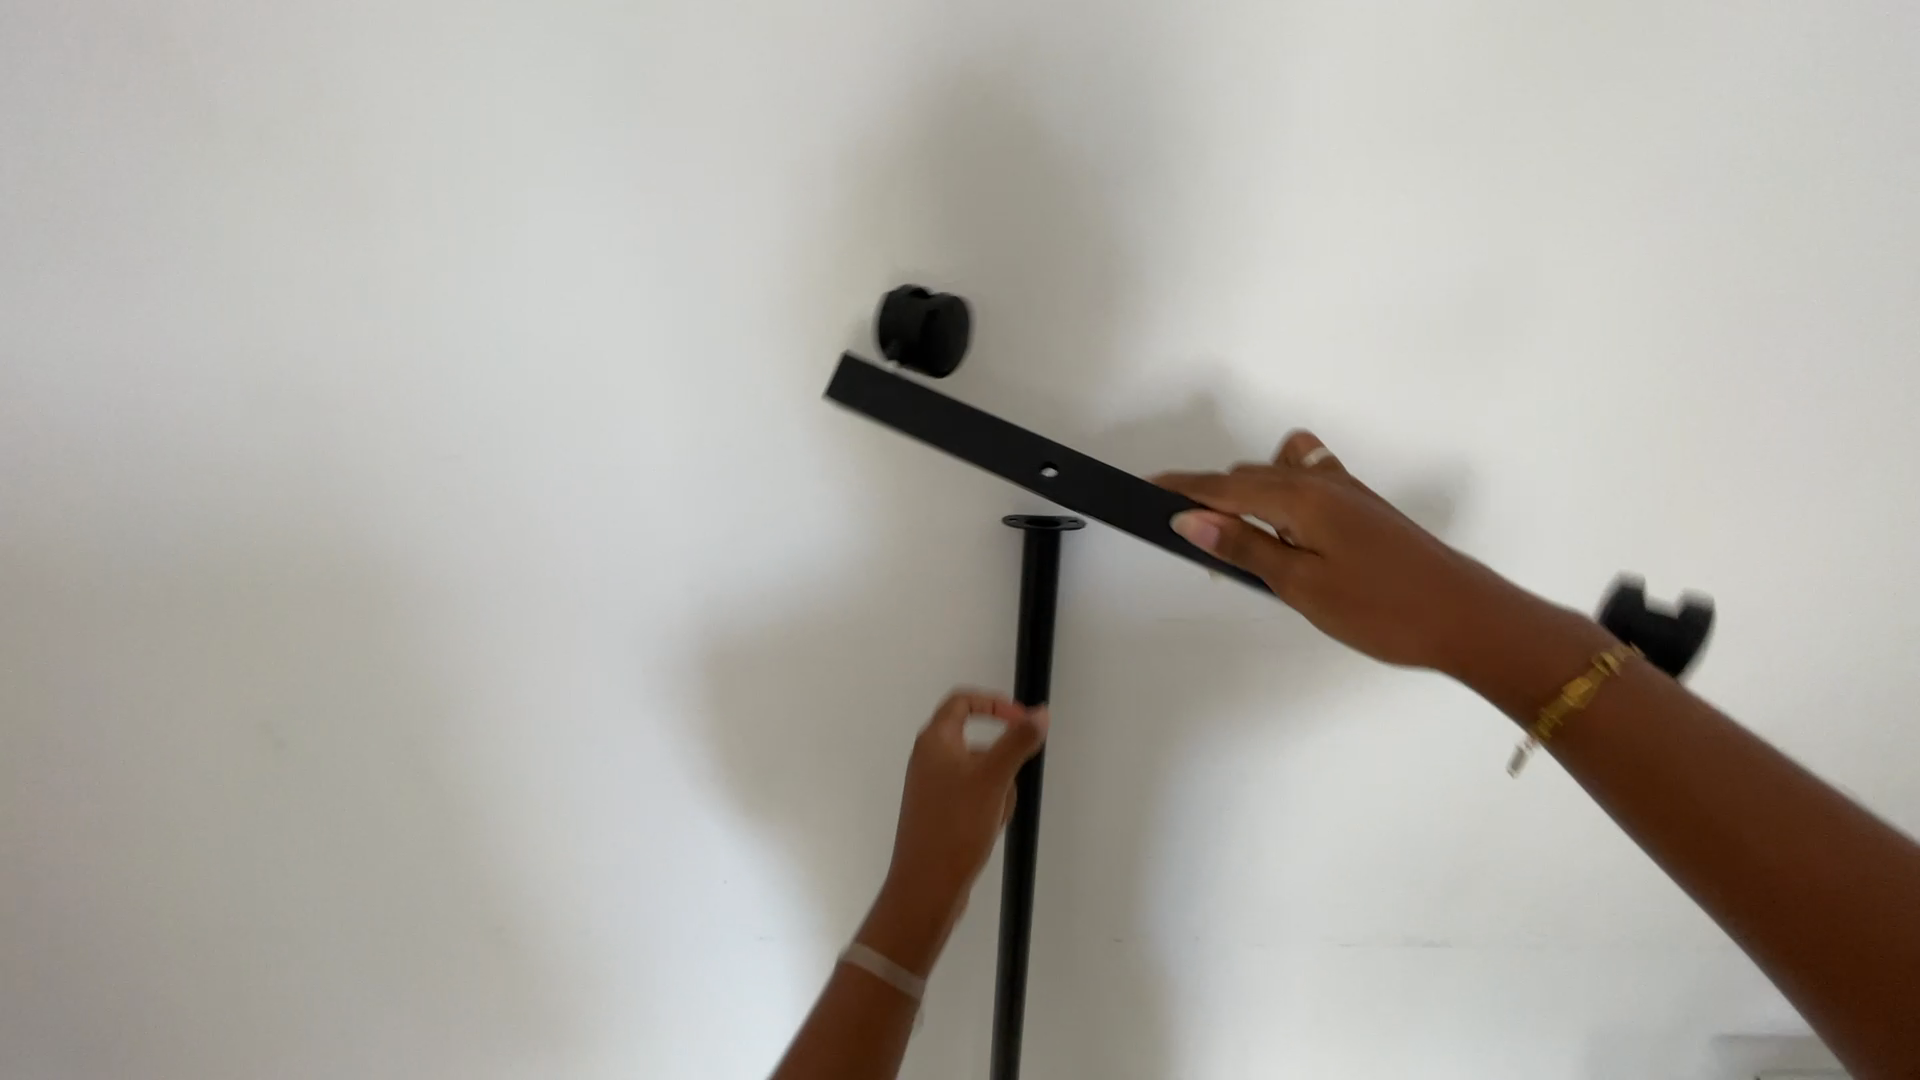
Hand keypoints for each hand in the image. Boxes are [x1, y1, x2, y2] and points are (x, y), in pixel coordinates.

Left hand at [857, 692, 1046, 976]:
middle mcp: (928, 758)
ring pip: (981, 775)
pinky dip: (987, 809)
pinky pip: (973, 798)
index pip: (963, 702)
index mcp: (934, 740)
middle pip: (978, 742)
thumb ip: (1018, 741)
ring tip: (993, 816)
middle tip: (1006, 786)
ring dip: (997, 791)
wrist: (926, 886)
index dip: (996, 704)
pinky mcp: (938, 813)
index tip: (1022, 721)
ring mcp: (932, 788)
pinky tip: (987, 830)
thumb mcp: (994, 777)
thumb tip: (1040, 713)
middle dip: (1001, 764)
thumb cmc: (957, 824)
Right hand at [1156, 430, 1542, 674]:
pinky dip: (1279, 491)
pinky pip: (1306, 480)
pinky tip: (1281, 524)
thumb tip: (1188, 518)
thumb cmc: (1380, 609)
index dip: (1180, 489)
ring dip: (1244, 496)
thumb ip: (1243, 547)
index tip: (1143, 490)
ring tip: (1234, 540)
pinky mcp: (1361, 507)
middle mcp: (1320, 483)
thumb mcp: (1300, 584)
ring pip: (1276, 476)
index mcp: (1300, 499)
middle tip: (1191, 542)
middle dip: (1209, 499)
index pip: (1223, 488)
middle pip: (1245, 478)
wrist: (1468, 619)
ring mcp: (1345, 491)